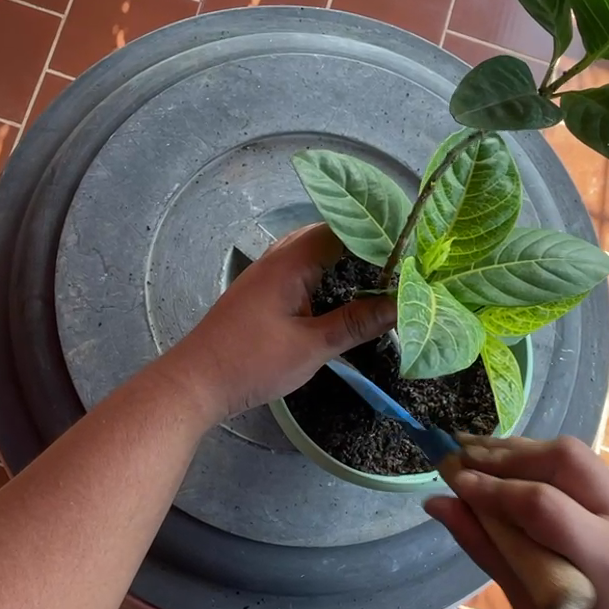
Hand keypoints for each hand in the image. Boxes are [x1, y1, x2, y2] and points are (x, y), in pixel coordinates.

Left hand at [158, 224, 396, 422]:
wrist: (196, 382)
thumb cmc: (252, 362)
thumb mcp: (312, 346)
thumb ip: (357, 323)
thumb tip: (402, 305)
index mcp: (291, 260)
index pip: (343, 227)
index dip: (379, 233)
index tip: (412, 246)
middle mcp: (278, 258)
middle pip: (328, 235)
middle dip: (365, 245)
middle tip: (403, 261)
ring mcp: (266, 275)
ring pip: (313, 253)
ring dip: (343, 260)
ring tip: (381, 275)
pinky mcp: (261, 294)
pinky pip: (300, 271)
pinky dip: (325, 276)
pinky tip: (342, 295)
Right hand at [424, 436, 608, 608]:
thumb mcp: (523, 601)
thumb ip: (483, 545)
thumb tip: (435, 503)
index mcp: (605, 559)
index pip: (543, 504)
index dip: (493, 489)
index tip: (454, 480)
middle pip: (565, 459)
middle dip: (509, 454)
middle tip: (464, 457)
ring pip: (572, 453)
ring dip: (520, 450)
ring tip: (476, 453)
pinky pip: (576, 464)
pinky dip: (535, 459)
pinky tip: (504, 465)